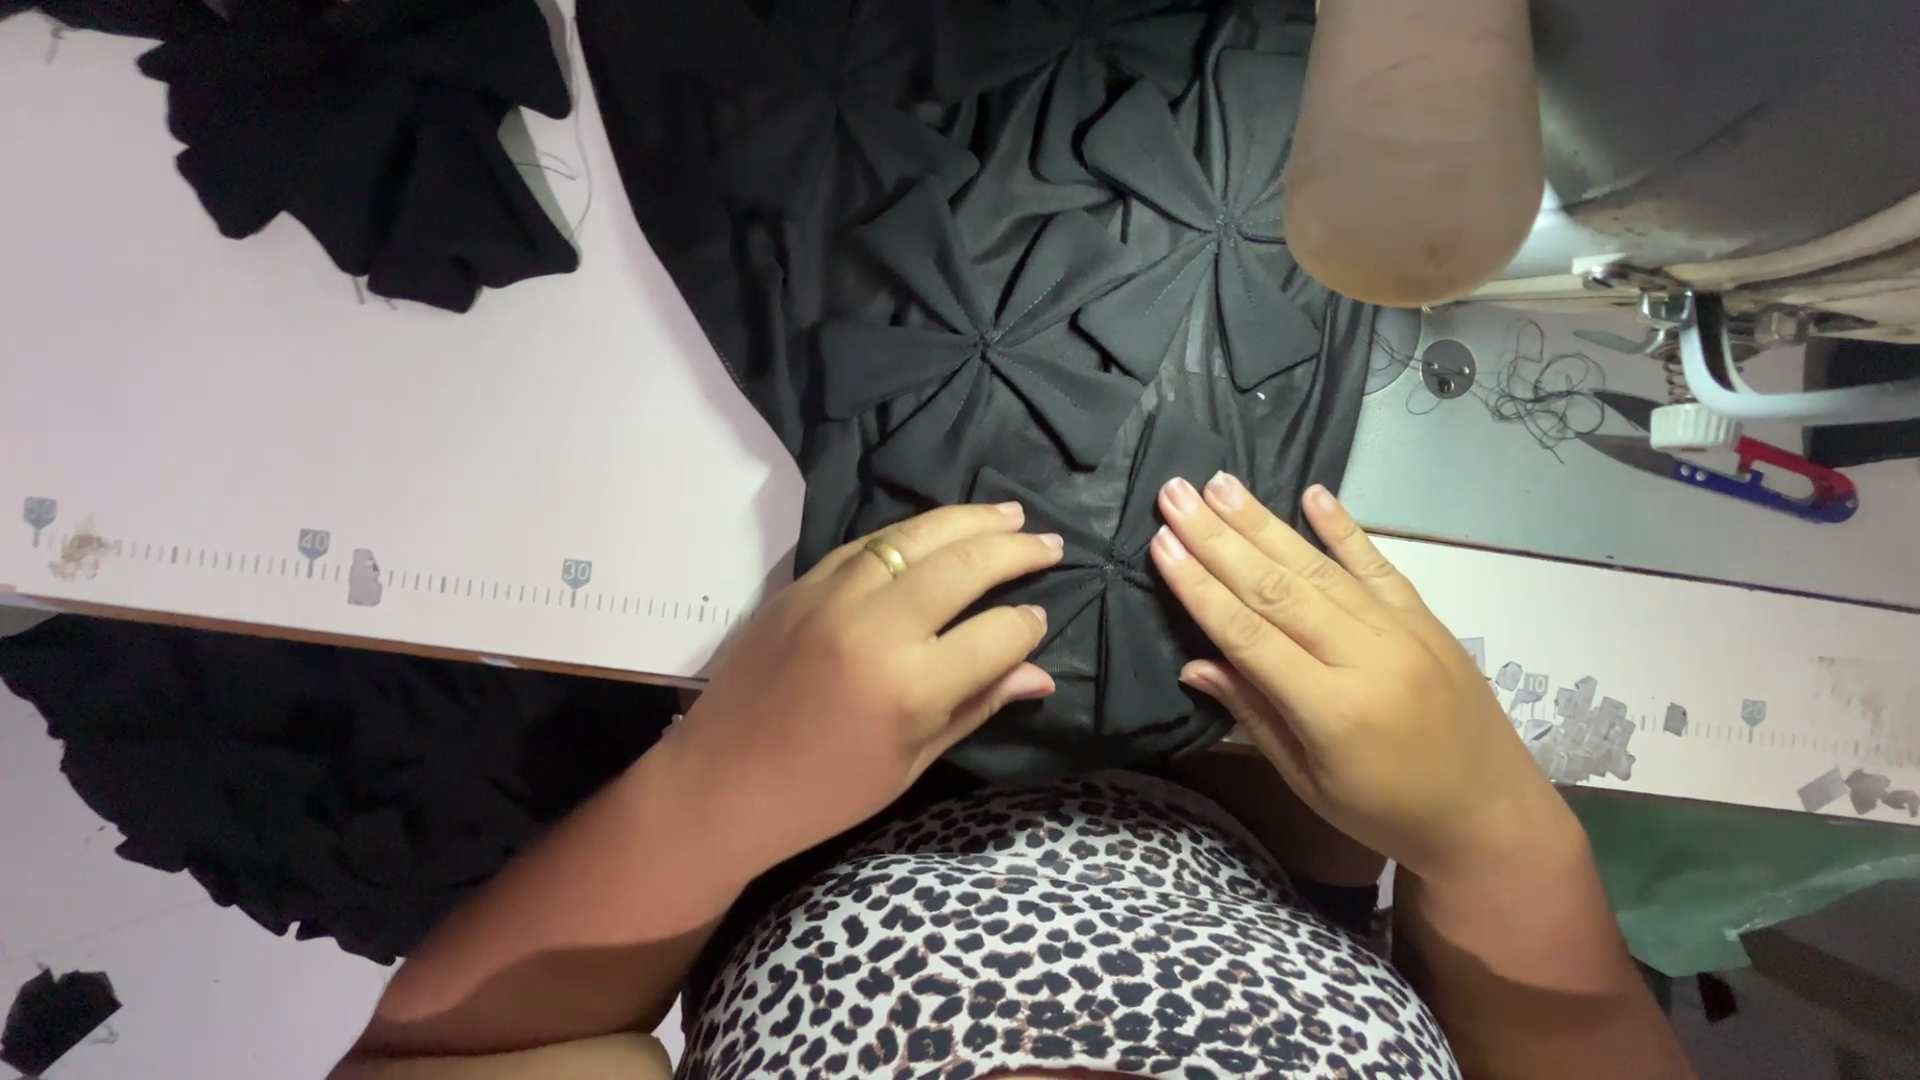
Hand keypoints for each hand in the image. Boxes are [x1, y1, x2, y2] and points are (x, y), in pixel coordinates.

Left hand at [665, 503, 1061, 872]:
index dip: (1029, 625)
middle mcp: (876, 627)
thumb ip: (978, 705)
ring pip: (917, 536)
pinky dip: (912, 533)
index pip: (998, 634)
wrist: (719, 784)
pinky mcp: (804, 584)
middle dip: (1016, 549)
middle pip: (965, 565)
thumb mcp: (912, 762)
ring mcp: (834, 596)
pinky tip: (938, 530)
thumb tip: (1040, 674)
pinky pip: (870, 544)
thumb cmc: (824, 793)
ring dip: (969, 520)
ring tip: (1009, 512)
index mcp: (910, 687)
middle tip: (1050, 542)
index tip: (1041, 620)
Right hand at [1150, 474, 1568, 882]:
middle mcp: (1366, 656)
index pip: (1248, 634)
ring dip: (1263, 522)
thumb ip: (1251, 714)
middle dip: (1218, 537)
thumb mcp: (1307, 780)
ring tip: (1220, 484)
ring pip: (1317, 566)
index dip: (1199, 587)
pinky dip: (1343, 527)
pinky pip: (1377, 565)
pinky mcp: (1425, 619)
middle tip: (1176, 494)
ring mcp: (1401, 630)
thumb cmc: (1386, 812)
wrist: (1494, 818)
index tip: (1162, 543)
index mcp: (1332, 708)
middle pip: (1276, 586)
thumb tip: (1192, 664)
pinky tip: (1313, 493)